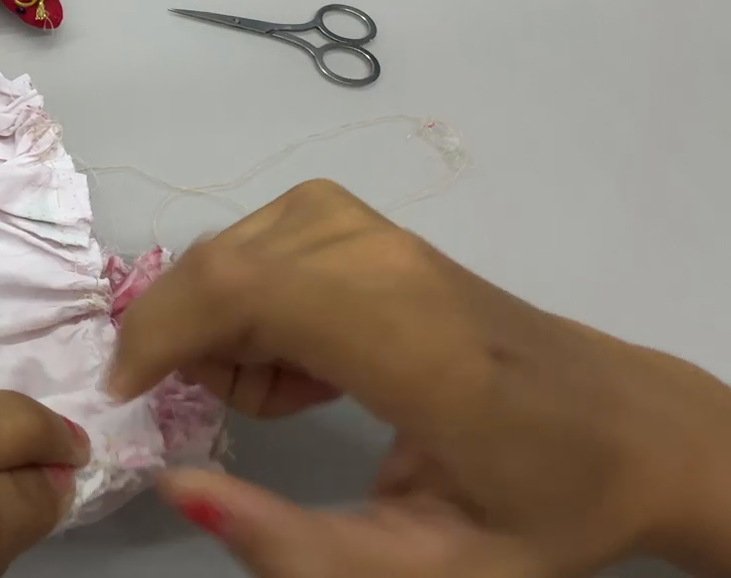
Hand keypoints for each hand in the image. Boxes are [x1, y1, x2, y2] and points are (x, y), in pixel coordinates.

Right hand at [108, 179, 730, 577]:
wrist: (624, 423)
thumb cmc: (530, 499)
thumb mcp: (426, 565)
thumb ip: (295, 547)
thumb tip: (172, 485)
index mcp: (411, 339)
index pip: (237, 291)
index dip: (160, 332)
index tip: (128, 392)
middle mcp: (374, 254)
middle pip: (214, 271)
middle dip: (184, 341)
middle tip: (222, 404)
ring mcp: (355, 221)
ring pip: (219, 259)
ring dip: (215, 327)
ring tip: (281, 385)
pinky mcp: (339, 210)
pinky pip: (240, 245)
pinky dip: (237, 299)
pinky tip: (291, 343)